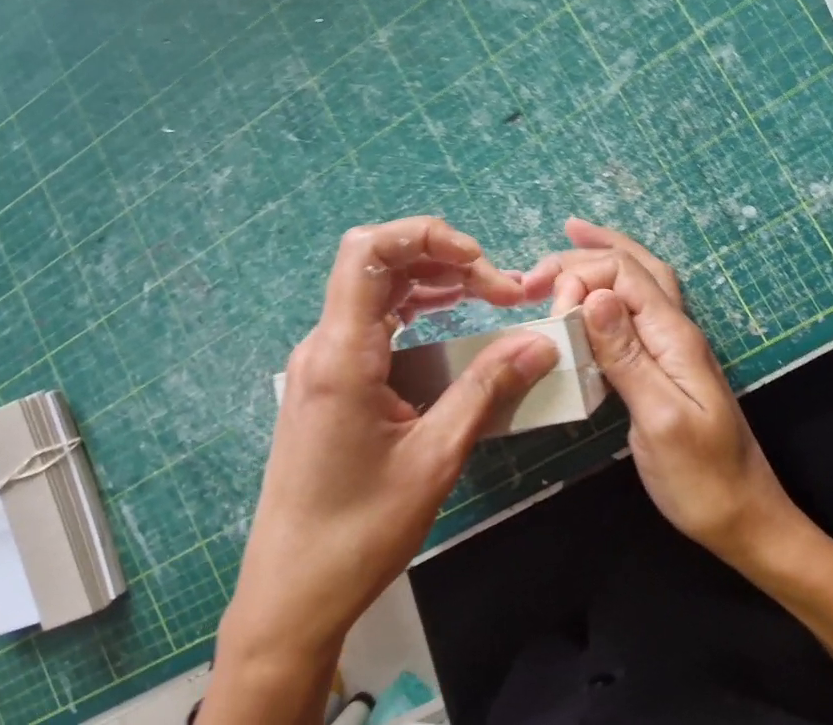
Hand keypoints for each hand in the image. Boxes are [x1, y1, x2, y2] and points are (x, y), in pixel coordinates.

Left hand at [221, 218, 558, 657]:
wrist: (292, 596)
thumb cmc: (360, 532)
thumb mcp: (436, 458)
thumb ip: (488, 390)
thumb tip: (540, 342)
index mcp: (341, 355)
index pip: (369, 251)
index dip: (426, 236)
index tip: (481, 262)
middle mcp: (323, 347)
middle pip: (377, 263)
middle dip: (444, 259)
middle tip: (502, 290)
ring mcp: (321, 365)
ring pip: (377, 292)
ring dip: (432, 283)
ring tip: (489, 299)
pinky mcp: (329, 385)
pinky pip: (374, 325)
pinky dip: (416, 312)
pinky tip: (453, 324)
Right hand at [525, 219, 802, 565]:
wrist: (744, 518)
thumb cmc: (701, 478)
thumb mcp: (659, 418)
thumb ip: (627, 356)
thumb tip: (594, 295)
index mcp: (675, 336)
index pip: (625, 274)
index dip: (581, 275)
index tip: (542, 305)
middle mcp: (677, 332)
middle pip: (636, 268)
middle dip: (588, 254)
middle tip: (536, 267)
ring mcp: (674, 350)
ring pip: (641, 286)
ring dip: (604, 262)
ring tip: (570, 244)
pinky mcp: (667, 371)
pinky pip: (636, 316)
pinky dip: (610, 296)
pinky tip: (593, 302)